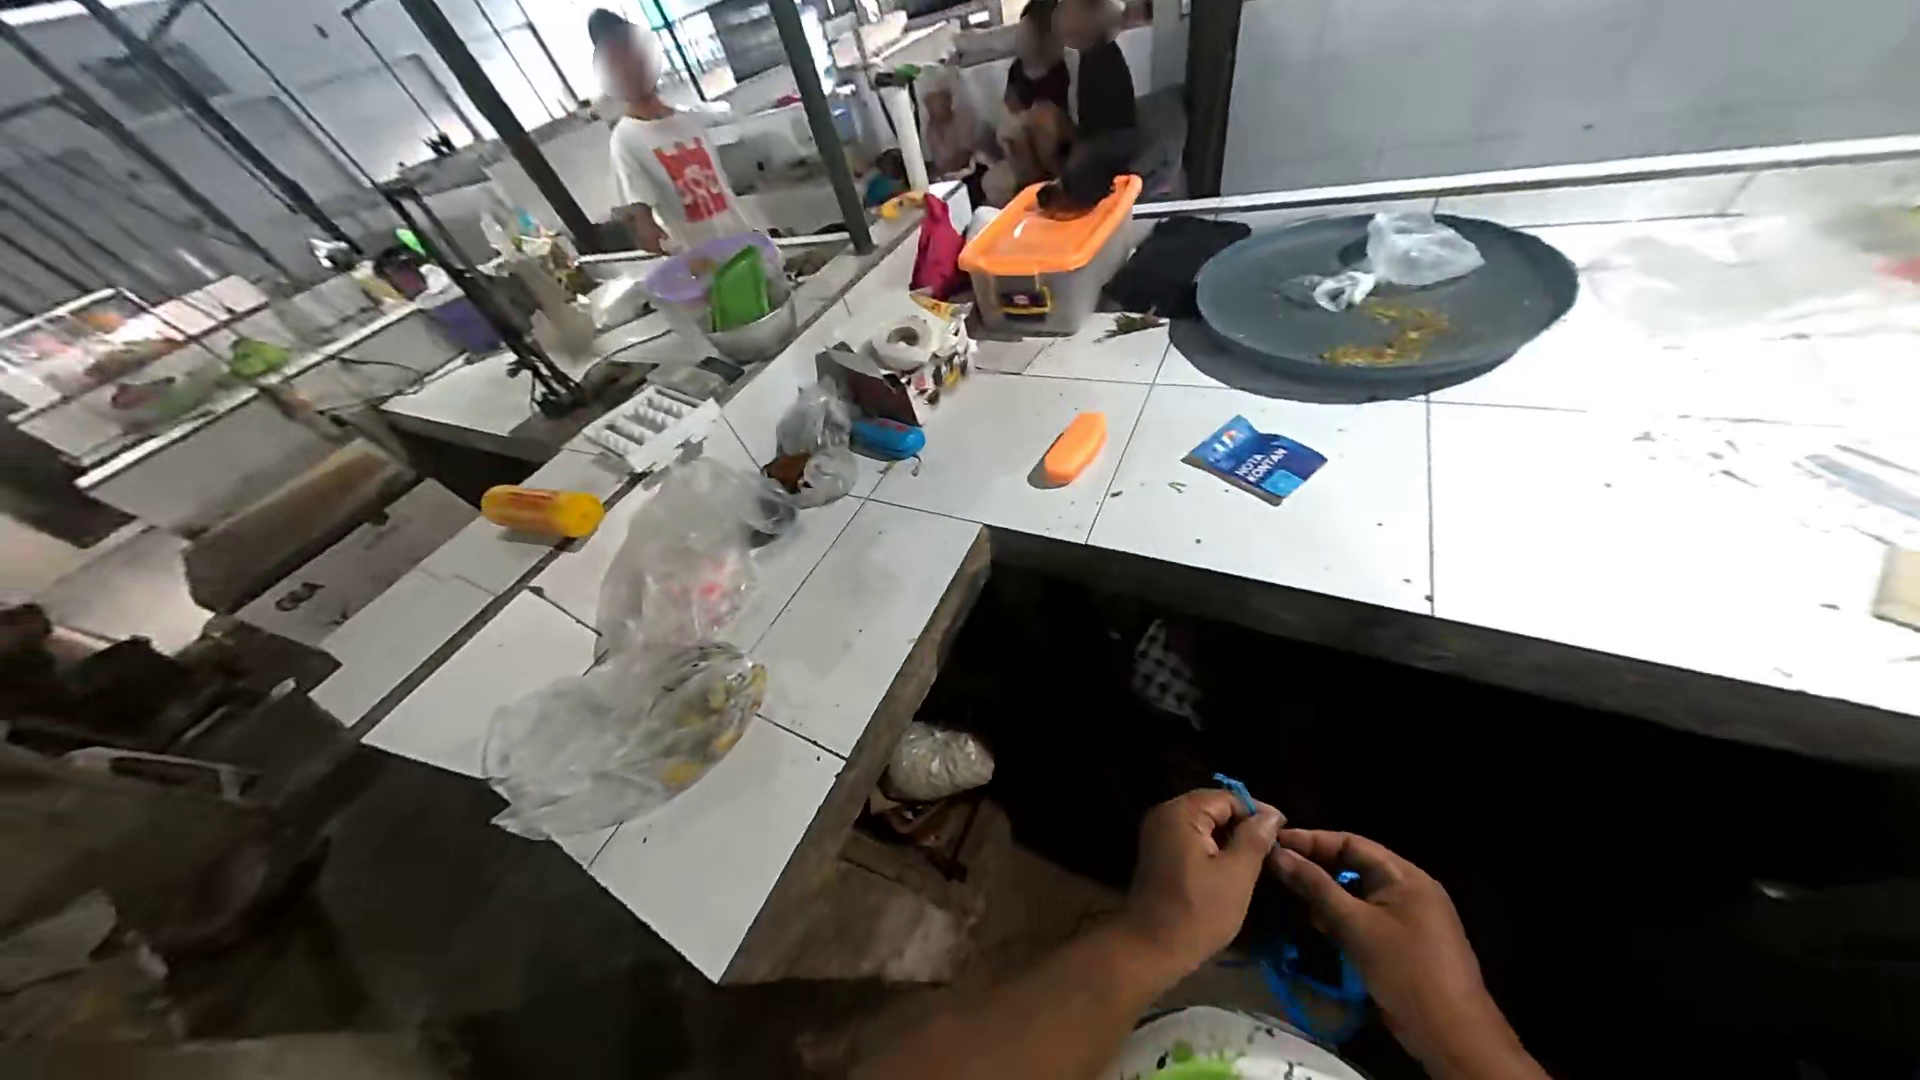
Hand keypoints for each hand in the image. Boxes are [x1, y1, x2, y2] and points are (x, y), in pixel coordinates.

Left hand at [1118, 790, 1284, 977]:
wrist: (1152, 944)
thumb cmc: (1198, 911)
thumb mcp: (1236, 875)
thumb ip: (1254, 840)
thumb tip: (1271, 815)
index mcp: (1180, 812)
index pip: (1225, 797)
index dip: (1255, 811)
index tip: (1283, 830)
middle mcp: (1164, 813)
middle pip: (1211, 806)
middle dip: (1242, 823)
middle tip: (1273, 845)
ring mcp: (1158, 831)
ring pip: (1202, 822)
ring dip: (1229, 835)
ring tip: (1259, 856)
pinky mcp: (1158, 849)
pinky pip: (1190, 836)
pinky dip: (1212, 845)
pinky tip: (1232, 864)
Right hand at [1268, 830, 1538, 1078]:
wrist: (1455, 1041)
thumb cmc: (1406, 972)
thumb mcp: (1354, 925)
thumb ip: (1315, 885)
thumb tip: (1277, 853)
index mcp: (1405, 876)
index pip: (1350, 842)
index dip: (1310, 840)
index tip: (1275, 842)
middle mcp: (1409, 889)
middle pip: (1353, 864)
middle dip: (1316, 866)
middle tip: (1279, 867)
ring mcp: (1409, 916)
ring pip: (1356, 890)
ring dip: (1325, 892)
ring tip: (1294, 897)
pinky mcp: (1404, 940)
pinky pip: (1364, 914)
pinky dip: (1340, 914)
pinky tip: (1320, 925)